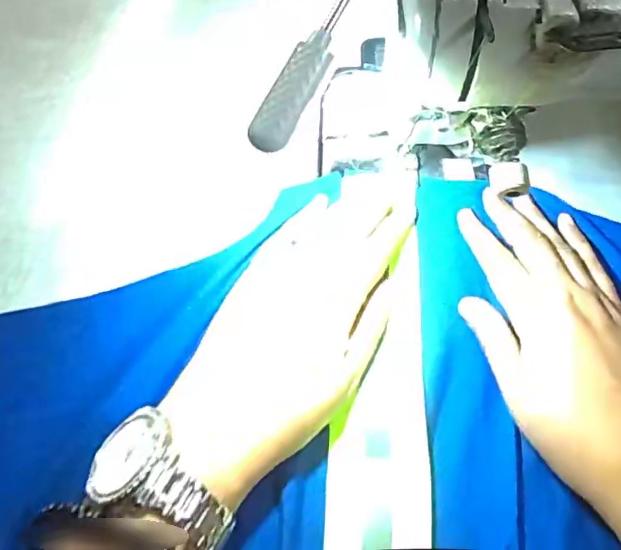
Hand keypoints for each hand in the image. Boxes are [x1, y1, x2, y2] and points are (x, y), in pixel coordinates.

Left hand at [160, 188, 411, 508]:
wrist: (209, 431)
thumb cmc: (288, 411)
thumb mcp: (346, 378)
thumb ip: (373, 324)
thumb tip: (394, 283)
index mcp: (340, 296)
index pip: (376, 249)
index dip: (396, 226)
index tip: (411, 207)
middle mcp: (312, 273)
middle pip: (351, 229)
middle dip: (376, 207)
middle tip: (394, 188)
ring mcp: (279, 272)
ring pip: (321, 227)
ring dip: (348, 206)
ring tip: (367, 192)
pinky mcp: (252, 278)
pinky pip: (284, 235)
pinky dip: (303, 217)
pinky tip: (318, 205)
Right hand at [458, 191, 620, 549]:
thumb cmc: (569, 430)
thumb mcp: (520, 392)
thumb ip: (496, 339)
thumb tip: (470, 301)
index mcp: (539, 313)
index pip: (502, 265)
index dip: (482, 239)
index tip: (465, 215)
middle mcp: (568, 293)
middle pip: (533, 245)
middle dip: (509, 217)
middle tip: (490, 193)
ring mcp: (597, 296)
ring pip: (563, 246)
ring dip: (540, 219)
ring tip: (522, 197)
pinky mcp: (617, 305)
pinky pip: (594, 261)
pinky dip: (579, 238)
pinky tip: (569, 224)